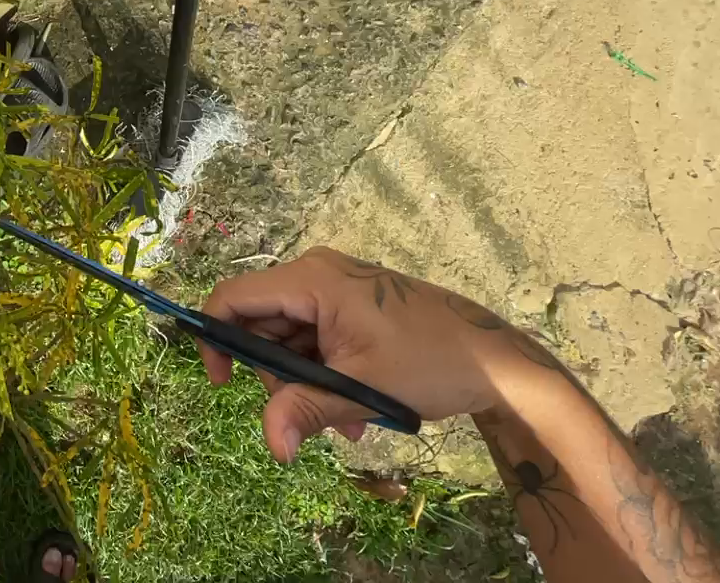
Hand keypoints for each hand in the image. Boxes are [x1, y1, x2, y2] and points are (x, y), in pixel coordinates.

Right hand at [197, 247, 562, 462]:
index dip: (215, 335)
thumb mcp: (364, 390)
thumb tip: (272, 446)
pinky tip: (353, 406)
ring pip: (286, 335)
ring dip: (303, 380)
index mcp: (311, 279)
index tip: (221, 380)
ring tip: (344, 420)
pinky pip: (312, 335)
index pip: (234, 297)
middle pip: (261, 322)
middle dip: (275, 373)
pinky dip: (322, 371)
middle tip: (304, 415)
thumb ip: (307, 410)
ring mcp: (331, 286)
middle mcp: (314, 273)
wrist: (504, 363)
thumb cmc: (433, 364)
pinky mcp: (347, 302)